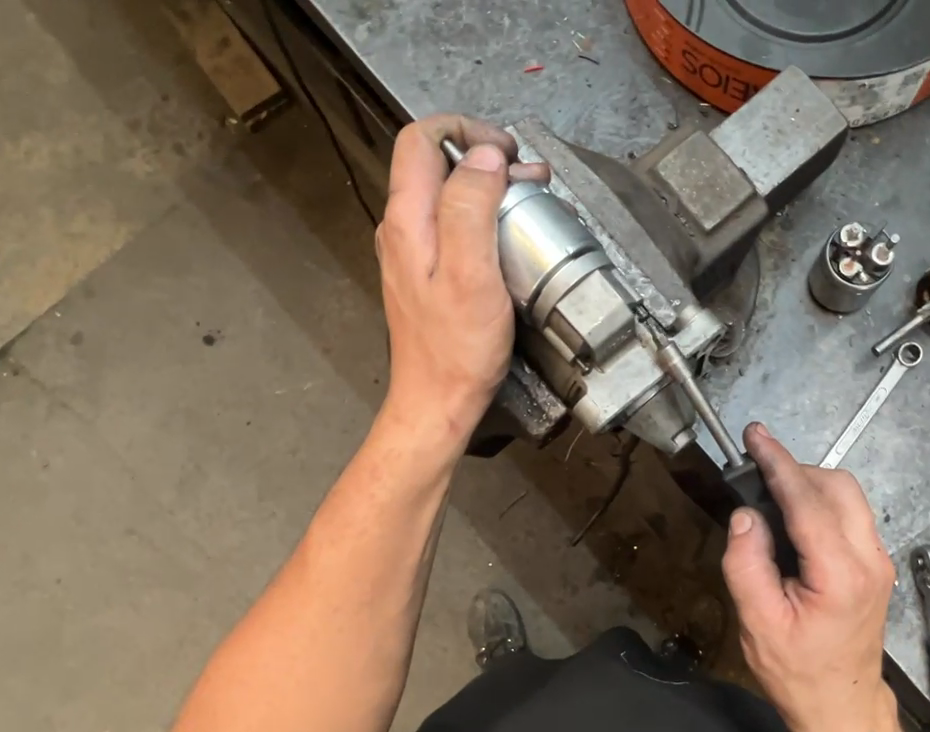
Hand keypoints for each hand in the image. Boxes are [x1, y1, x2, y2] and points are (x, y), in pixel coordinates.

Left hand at [374, 115, 547, 441]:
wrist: (437, 401)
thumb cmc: (457, 349)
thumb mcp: (472, 272)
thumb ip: (472, 207)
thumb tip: (485, 157)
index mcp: (408, 221)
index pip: (421, 140)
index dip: (465, 131)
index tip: (507, 151)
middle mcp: (402, 230)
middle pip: (433, 166)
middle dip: (481, 156)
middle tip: (527, 175)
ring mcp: (411, 255)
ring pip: (444, 197)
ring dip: (485, 188)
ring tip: (527, 199)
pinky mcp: (426, 277)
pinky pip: (450, 228)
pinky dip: (480, 218)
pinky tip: (507, 237)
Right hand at [720, 424, 897, 731]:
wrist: (842, 706)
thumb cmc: (797, 673)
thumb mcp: (758, 624)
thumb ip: (747, 565)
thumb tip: (745, 516)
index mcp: (841, 574)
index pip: (808, 502)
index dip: (778, 464)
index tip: (755, 436)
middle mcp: (870, 559)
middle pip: (838, 487)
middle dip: (795, 470)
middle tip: (755, 473)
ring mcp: (879, 561)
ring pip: (848, 497)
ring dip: (809, 485)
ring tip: (768, 495)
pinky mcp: (876, 566)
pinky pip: (850, 516)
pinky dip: (820, 504)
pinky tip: (792, 519)